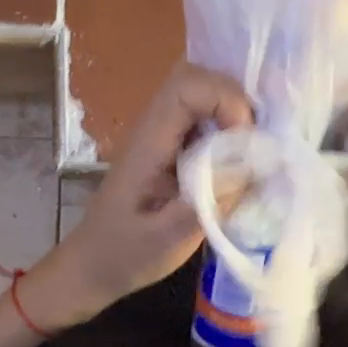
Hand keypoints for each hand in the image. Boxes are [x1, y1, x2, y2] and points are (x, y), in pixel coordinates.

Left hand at [19, 63, 252, 329]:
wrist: (93, 267)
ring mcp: (162, 139)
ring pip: (201, 97)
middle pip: (194, 79)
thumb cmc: (124, 255)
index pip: (185, 88)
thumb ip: (205, 204)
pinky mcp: (172, 152)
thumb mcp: (166, 241)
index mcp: (148, 145)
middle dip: (233, 99)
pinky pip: (203, 123)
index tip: (244, 139)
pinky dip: (228, 133)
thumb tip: (249, 167)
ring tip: (252, 153)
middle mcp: (154, 130)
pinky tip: (240, 166)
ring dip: (234, 115)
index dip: (224, 98)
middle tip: (254, 141)